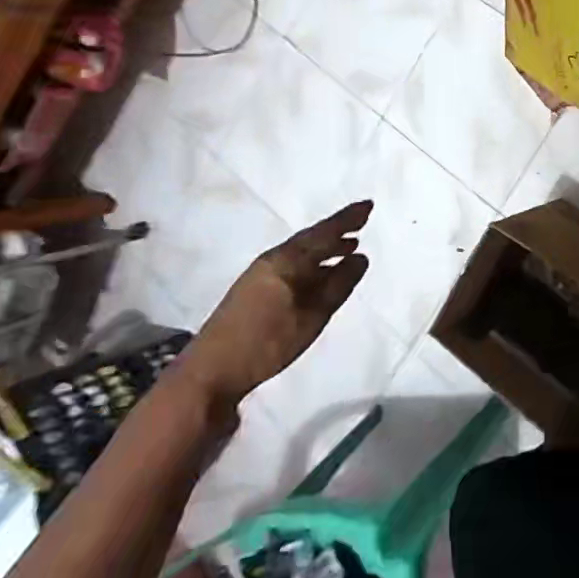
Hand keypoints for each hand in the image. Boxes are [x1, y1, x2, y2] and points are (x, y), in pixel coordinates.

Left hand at [174, 201, 371, 406]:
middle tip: (362, 222)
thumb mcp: (311, 315)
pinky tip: (321, 273)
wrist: (210, 372)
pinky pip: (292, 264)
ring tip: (349, 246)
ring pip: (301, 253)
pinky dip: (312, 262)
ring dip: (325, 248)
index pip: (323, 233)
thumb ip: (338, 285)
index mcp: (286, 261)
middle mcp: (273, 260)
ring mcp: (260, 274)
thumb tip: (360, 257)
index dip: (347, 219)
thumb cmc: (265, 342)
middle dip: (337, 230)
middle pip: (310, 239)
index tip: (369, 205)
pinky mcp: (254, 290)